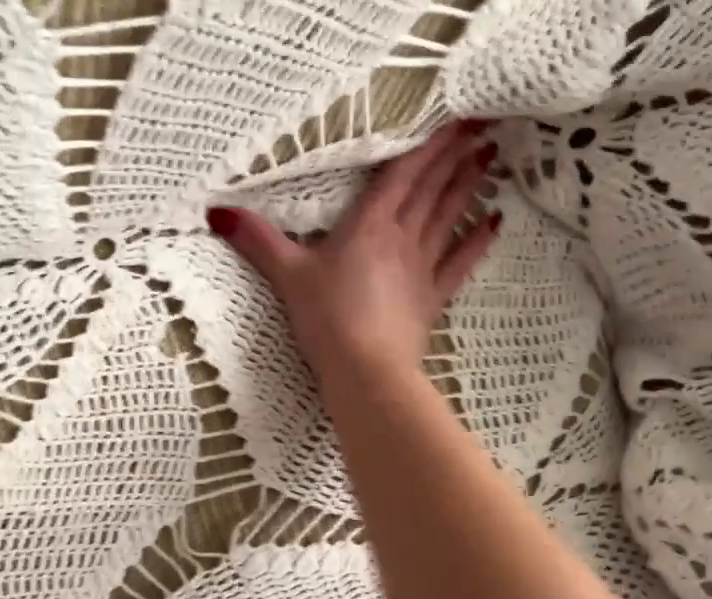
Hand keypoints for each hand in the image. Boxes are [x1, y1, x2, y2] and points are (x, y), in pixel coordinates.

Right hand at [207, 120, 499, 390]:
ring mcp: (421, 268)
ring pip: (449, 216)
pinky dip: (478, 240)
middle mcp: (402, 238)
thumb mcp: (287, 277)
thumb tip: (217, 211)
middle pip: (432, 188)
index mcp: (369, 226)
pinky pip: (460, 263)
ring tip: (491, 156)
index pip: (403, 174)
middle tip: (484, 123)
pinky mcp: (431, 299)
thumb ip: (258, 242)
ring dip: (470, 185)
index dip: (430, 142)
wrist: (366, 371)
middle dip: (456, 154)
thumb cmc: (327, 320)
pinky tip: (495, 221)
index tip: (457, 114)